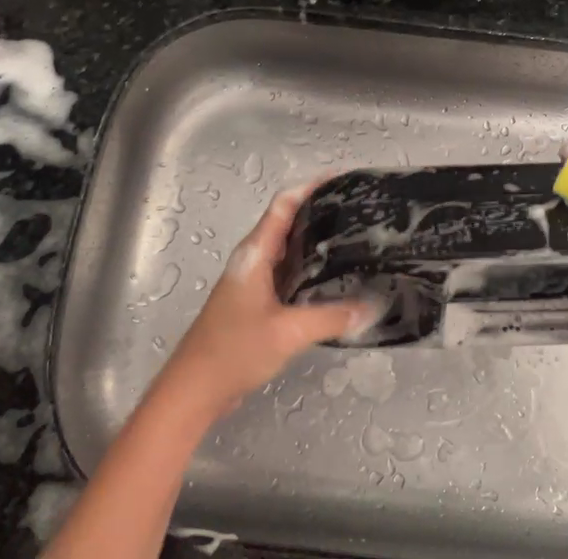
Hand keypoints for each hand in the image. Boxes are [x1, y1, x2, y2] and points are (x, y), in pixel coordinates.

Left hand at [154, 180, 375, 419]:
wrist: (195, 389)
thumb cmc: (234, 350)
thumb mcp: (289, 332)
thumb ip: (331, 317)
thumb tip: (372, 306)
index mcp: (255, 253)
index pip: (283, 204)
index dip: (310, 187)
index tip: (342, 179)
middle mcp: (253, 260)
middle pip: (287, 223)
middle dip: (320, 213)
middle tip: (359, 211)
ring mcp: (253, 282)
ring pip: (288, 252)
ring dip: (315, 244)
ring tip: (354, 240)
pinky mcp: (255, 304)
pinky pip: (287, 276)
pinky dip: (309, 272)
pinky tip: (333, 283)